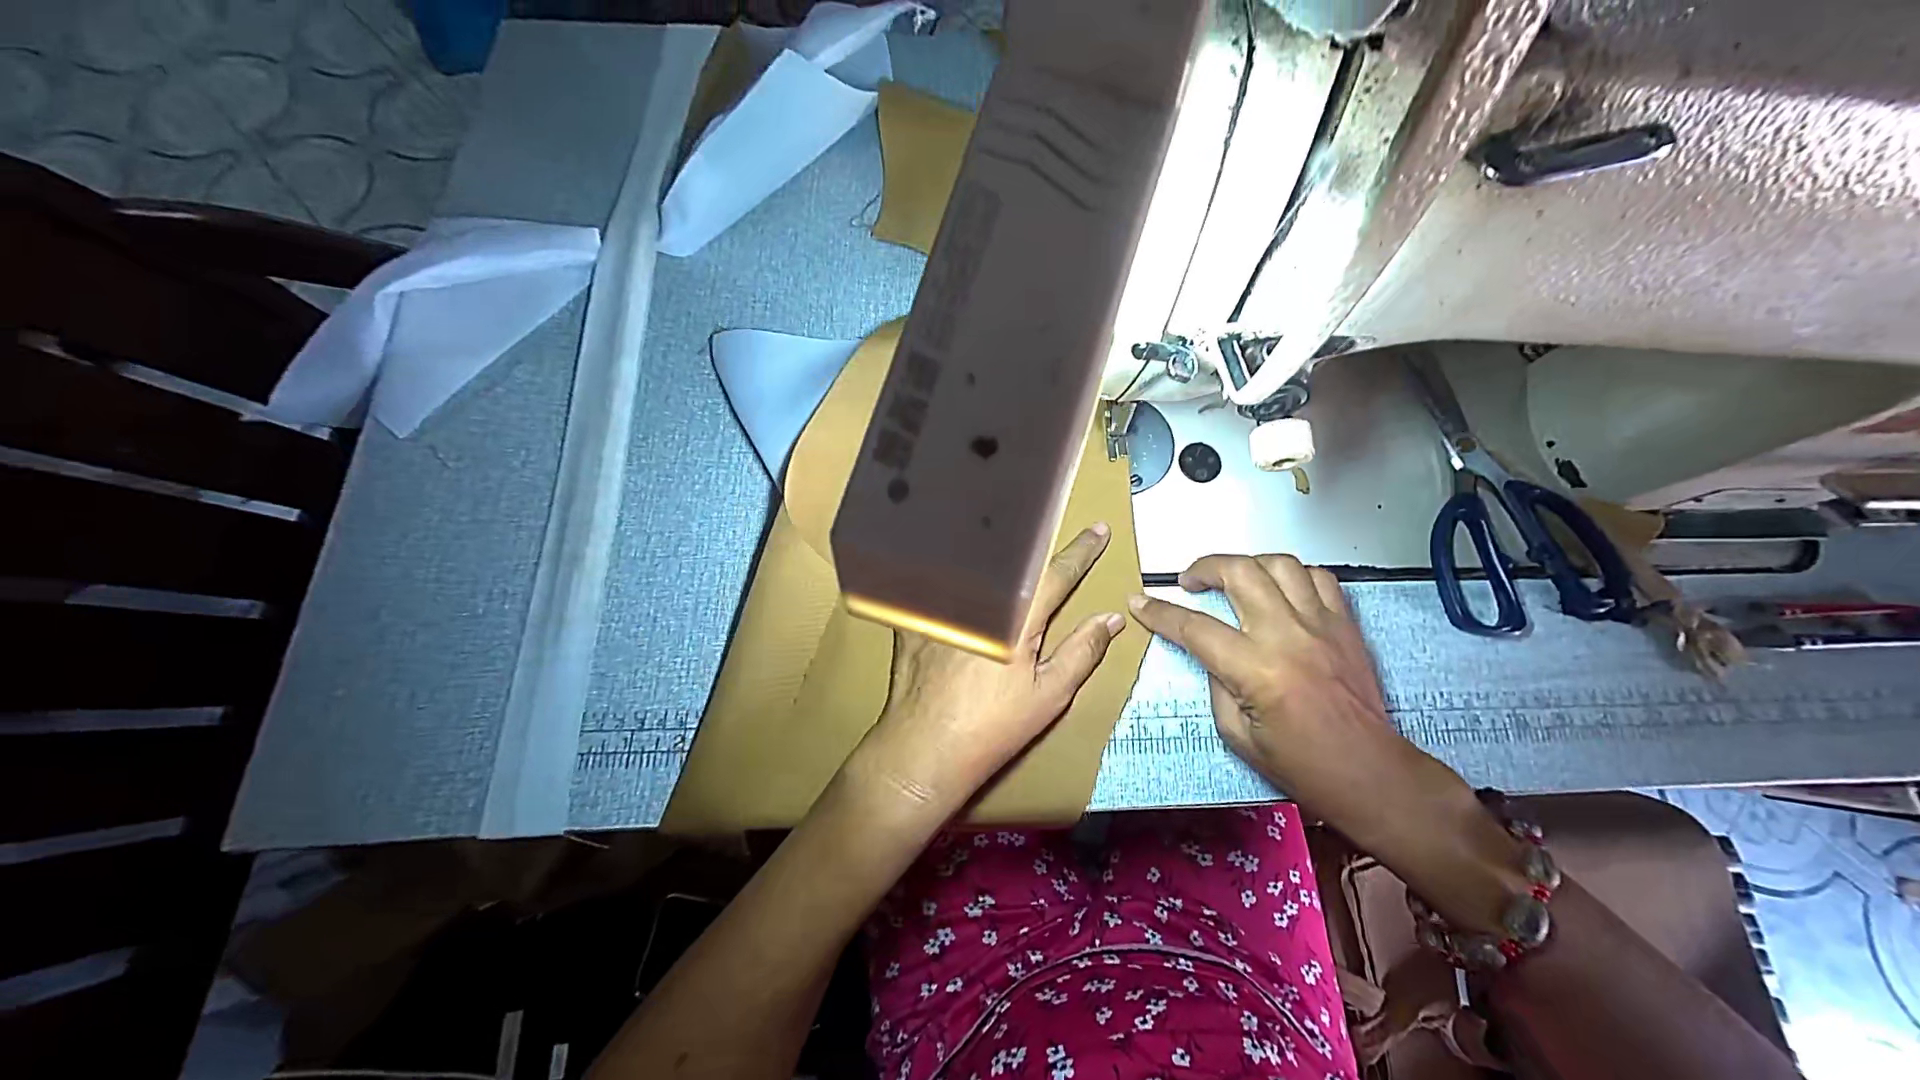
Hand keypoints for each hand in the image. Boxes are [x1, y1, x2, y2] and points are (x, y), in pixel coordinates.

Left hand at [845, 525, 1126, 821]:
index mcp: (1017, 620)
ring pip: (976, 566)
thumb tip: (1110, 620)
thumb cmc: (991, 728)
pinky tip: (955, 568)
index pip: (1058, 574)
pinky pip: (938, 582)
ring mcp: (944, 607)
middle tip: (1052, 527)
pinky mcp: (917, 616)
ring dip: (998, 553)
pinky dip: (954, 573)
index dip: (1082, 552)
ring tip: (1011, 542)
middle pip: (1016, 561)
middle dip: (1039, 543)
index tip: (1098, 532)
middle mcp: (978, 603)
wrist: (925, 747)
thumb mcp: (1050, 695)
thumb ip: (1083, 651)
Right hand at [1127, 554, 1524, 930]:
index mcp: (1257, 670)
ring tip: (1234, 578)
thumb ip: (1217, 683)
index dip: (1159, 612)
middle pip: (1239, 572)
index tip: (1139, 602)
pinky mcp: (1346, 625)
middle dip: (1204, 568)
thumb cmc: (1301, 765)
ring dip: (1248, 564)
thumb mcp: (1236, 734)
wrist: (1370, 773)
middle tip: (1190, 581)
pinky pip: (1319, 577)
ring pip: (1280, 564)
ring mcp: (1323, 625)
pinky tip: (1280, 588)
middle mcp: (1289, 636)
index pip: (1194, 627)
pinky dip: (1292, 574)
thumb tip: (1210, 652)